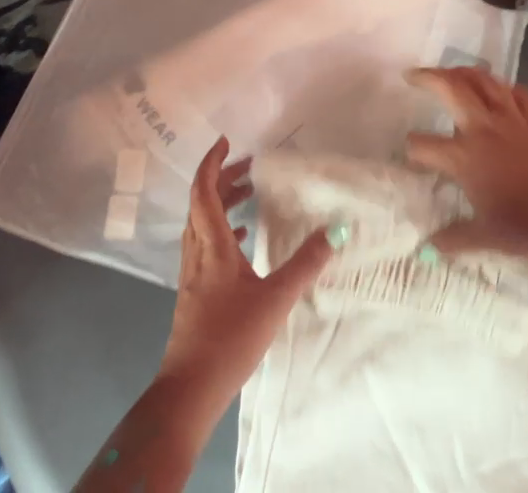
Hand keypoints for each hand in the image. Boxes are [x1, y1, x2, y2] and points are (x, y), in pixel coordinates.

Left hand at [158, 138, 333, 401]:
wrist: (192, 386)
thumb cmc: (231, 337)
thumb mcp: (276, 298)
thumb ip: (306, 263)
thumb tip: (335, 230)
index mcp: (212, 246)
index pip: (203, 191)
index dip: (212, 163)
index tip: (226, 142)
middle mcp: (197, 252)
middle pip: (201, 203)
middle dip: (223, 178)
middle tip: (250, 167)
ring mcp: (192, 273)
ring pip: (202, 223)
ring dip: (222, 202)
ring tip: (249, 194)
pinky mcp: (195, 290)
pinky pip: (206, 245)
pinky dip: (223, 230)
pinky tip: (243, 238)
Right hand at [404, 66, 527, 258]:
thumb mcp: (486, 238)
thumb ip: (455, 238)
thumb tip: (430, 246)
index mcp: (464, 157)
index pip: (423, 145)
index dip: (412, 149)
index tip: (411, 156)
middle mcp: (484, 130)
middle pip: (452, 89)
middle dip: (429, 78)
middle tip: (413, 74)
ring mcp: (514, 123)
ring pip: (486, 83)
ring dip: (466, 72)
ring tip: (453, 72)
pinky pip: (522, 96)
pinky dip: (509, 89)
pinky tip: (504, 91)